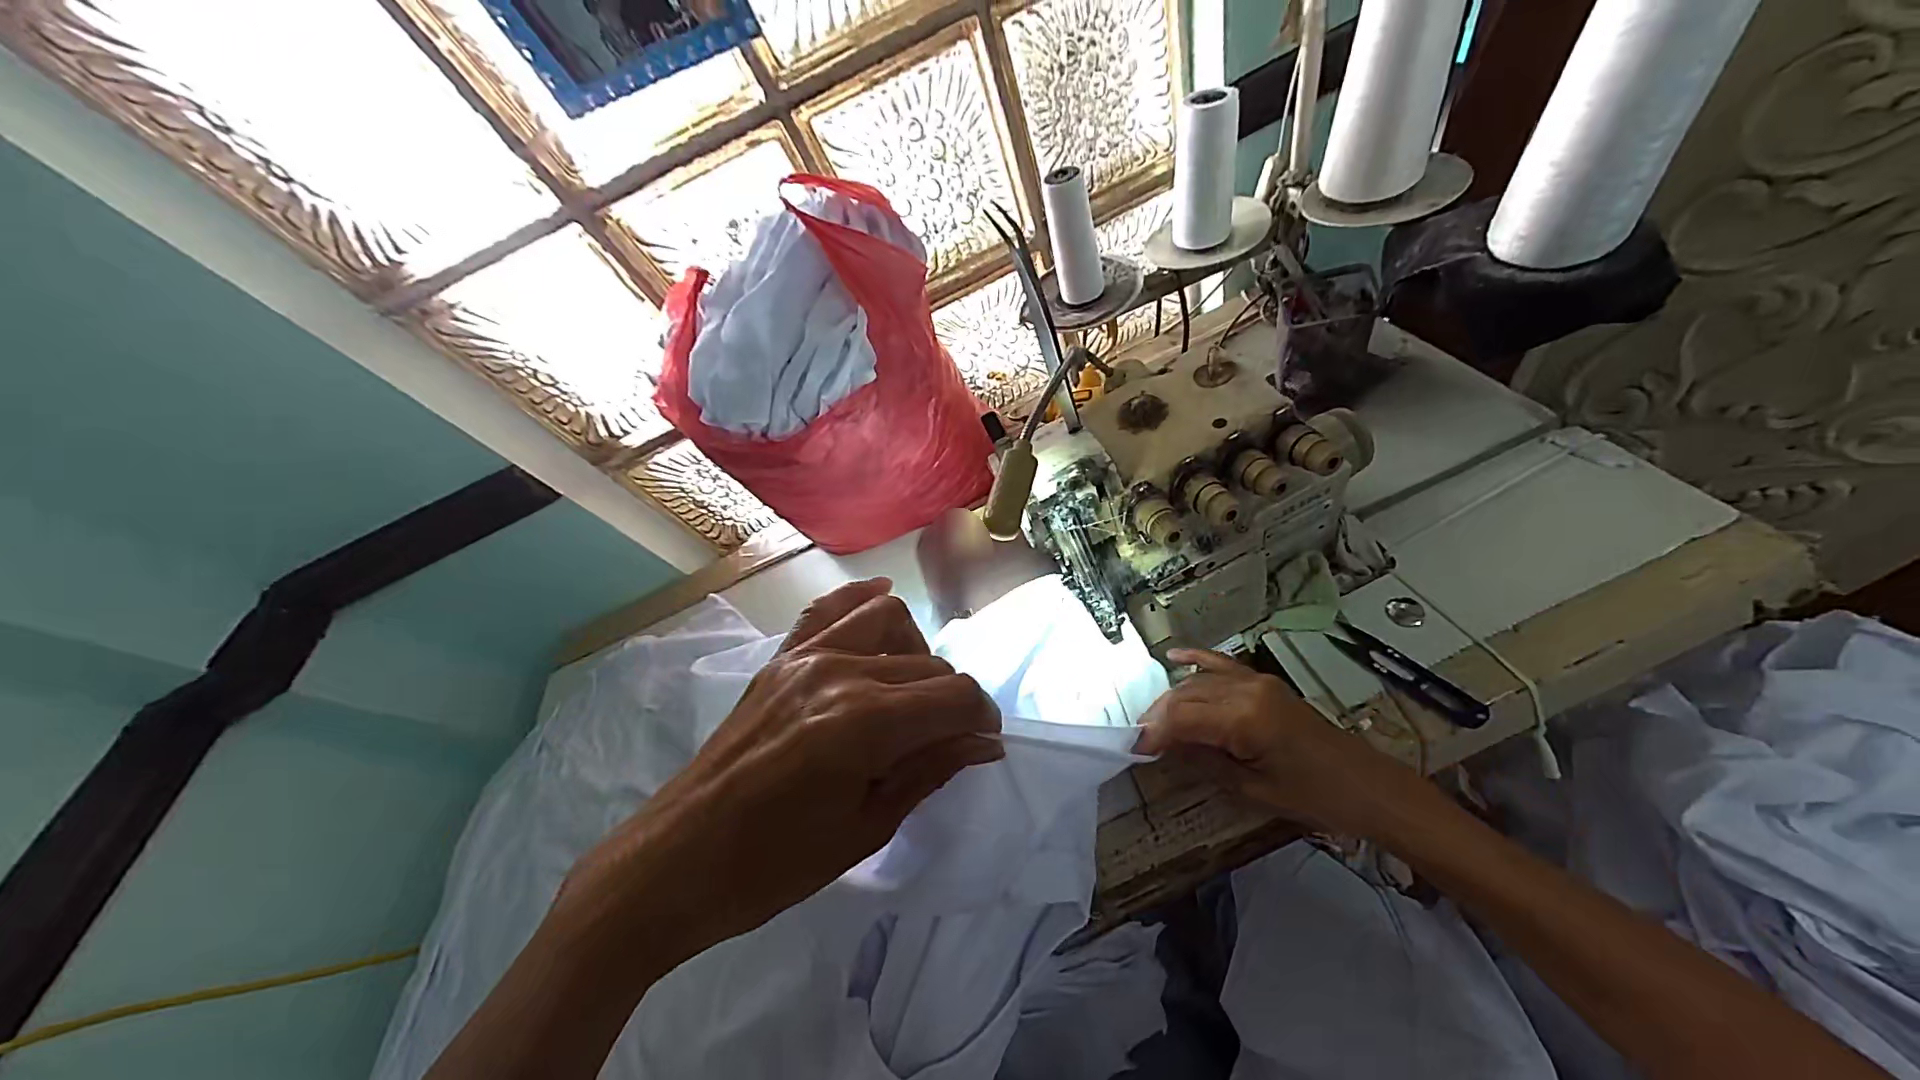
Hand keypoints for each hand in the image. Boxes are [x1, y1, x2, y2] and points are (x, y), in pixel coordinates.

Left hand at [559, 579, 1001, 969]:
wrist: (676, 862)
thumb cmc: (773, 868)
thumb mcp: (865, 829)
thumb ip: (929, 771)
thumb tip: (985, 744)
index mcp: (864, 724)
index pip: (955, 697)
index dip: (982, 720)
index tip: (983, 745)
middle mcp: (839, 673)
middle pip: (928, 665)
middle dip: (952, 701)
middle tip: (946, 740)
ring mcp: (804, 658)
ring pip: (888, 620)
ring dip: (915, 653)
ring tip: (908, 694)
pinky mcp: (779, 660)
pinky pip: (829, 609)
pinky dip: (861, 601)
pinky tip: (880, 604)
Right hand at [1136, 648, 1426, 837]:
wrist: (1369, 787)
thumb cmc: (1314, 797)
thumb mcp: (1252, 789)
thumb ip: (1204, 761)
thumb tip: (1165, 748)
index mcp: (1245, 719)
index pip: (1181, 718)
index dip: (1153, 732)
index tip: (1134, 749)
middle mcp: (1247, 690)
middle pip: (1185, 695)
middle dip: (1158, 716)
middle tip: (1141, 740)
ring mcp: (1257, 681)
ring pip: (1199, 682)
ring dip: (1172, 699)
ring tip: (1153, 722)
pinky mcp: (1265, 683)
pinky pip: (1224, 665)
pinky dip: (1198, 660)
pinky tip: (1174, 656)